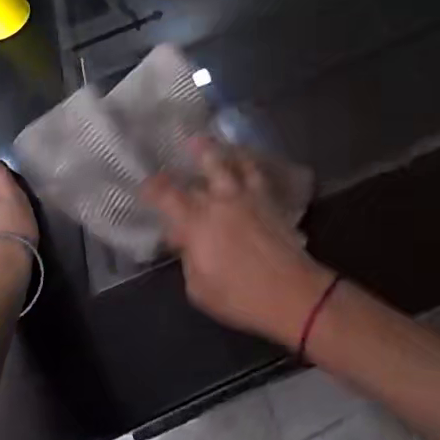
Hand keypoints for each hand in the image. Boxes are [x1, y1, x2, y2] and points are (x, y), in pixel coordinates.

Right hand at [141, 138, 332, 347]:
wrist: (292, 294)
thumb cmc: (241, 297)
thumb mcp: (199, 288)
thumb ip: (188, 259)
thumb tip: (186, 241)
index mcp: (197, 223)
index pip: (166, 195)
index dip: (152, 187)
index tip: (146, 187)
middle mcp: (220, 201)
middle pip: (202, 168)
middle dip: (188, 157)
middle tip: (181, 150)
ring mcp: (248, 197)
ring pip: (231, 162)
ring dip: (215, 150)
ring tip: (205, 141)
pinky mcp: (270, 201)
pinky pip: (256, 173)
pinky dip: (245, 163)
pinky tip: (242, 161)